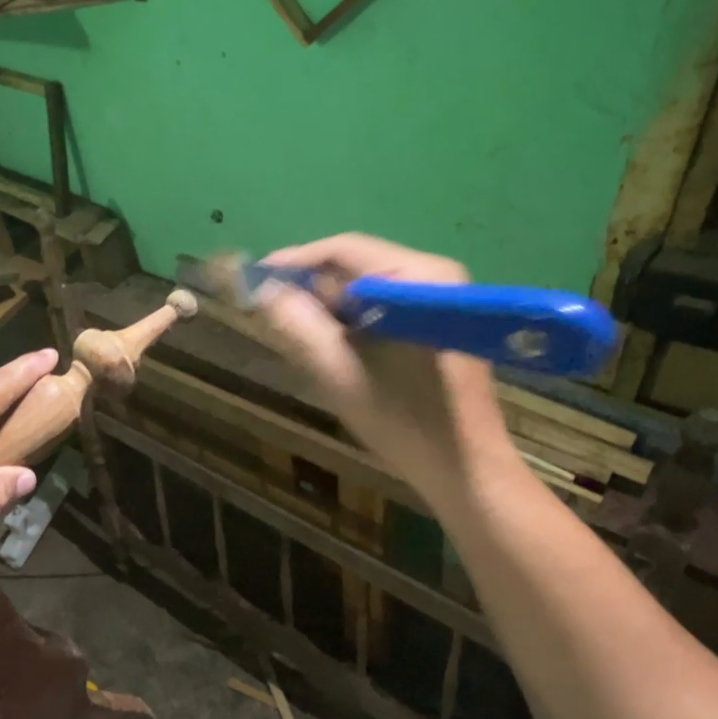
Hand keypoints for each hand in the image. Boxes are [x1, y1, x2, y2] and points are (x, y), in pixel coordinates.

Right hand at [256, 234, 514, 505]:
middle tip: (270, 313)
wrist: (465, 468)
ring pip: (366, 286)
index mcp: (418, 277)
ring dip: (329, 307)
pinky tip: (333, 346)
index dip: (292, 262)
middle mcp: (435, 274)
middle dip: (311, 288)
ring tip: (296, 333)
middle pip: (355, 264)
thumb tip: (259, 286)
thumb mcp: (336, 370)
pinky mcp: (440, 319)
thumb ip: (295, 322)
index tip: (252, 279)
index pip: (342, 249)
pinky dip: (352, 319)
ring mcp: (442, 296)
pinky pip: (382, 303)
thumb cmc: (403, 419)